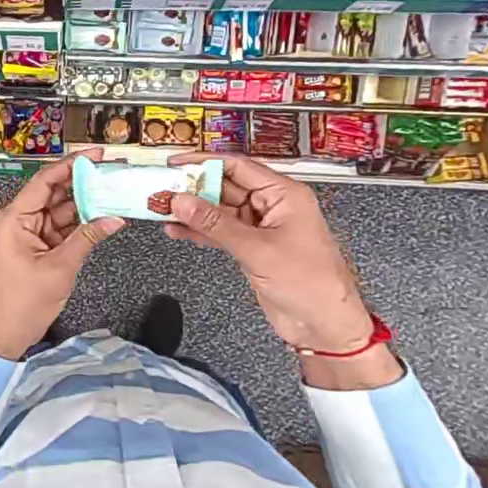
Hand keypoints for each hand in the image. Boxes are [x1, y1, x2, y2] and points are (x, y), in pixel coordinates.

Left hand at [0, 148, 125, 359]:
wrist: (6, 333)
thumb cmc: (22, 303)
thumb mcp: (60, 267)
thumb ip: (88, 238)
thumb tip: (112, 218)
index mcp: (15, 218)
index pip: (44, 180)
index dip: (70, 165)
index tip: (94, 156)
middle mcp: (19, 220)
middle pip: (54, 192)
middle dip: (82, 182)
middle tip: (109, 171)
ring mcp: (29, 233)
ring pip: (60, 209)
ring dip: (84, 203)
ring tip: (112, 191)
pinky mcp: (37, 246)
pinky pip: (61, 226)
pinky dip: (80, 223)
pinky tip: (101, 216)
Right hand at [164, 153, 380, 357]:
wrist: (324, 326)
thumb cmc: (311, 284)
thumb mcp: (257, 249)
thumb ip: (215, 224)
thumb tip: (184, 202)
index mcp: (284, 194)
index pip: (238, 167)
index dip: (204, 162)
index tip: (177, 163)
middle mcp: (272, 206)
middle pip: (225, 187)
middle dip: (193, 188)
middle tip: (163, 188)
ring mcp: (261, 228)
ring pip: (219, 211)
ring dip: (192, 211)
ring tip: (163, 208)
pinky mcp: (252, 248)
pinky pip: (220, 232)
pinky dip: (199, 232)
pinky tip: (178, 230)